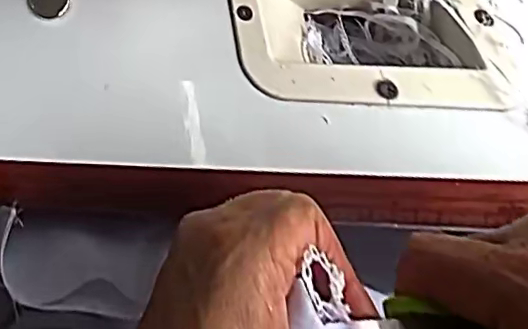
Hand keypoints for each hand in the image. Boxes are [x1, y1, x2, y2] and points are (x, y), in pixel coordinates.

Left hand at [139, 191, 376, 328]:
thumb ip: (325, 317)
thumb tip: (348, 318)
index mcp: (244, 247)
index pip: (305, 213)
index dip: (336, 257)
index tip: (347, 302)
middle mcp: (213, 230)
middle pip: (279, 209)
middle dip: (310, 256)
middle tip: (327, 307)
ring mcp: (191, 240)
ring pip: (252, 218)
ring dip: (279, 257)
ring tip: (292, 310)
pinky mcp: (178, 258)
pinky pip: (225, 236)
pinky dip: (248, 261)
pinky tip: (257, 308)